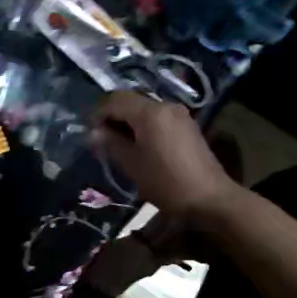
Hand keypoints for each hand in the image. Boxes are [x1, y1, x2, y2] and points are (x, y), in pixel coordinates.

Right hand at [94, 90, 238, 219]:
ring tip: (116, 144)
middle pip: (131, 101)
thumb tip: (92, 133)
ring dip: (127, 121)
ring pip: (144, 109)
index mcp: (150, 113)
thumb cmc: (165, 182)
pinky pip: (157, 118)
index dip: (98, 113)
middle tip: (100, 138)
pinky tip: (137, 145)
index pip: (116, 101)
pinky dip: (142, 126)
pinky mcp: (186, 125)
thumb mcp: (132, 164)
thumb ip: (111, 144)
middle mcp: (165, 106)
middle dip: (112, 116)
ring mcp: (179, 114)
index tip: (88, 133)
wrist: (208, 197)